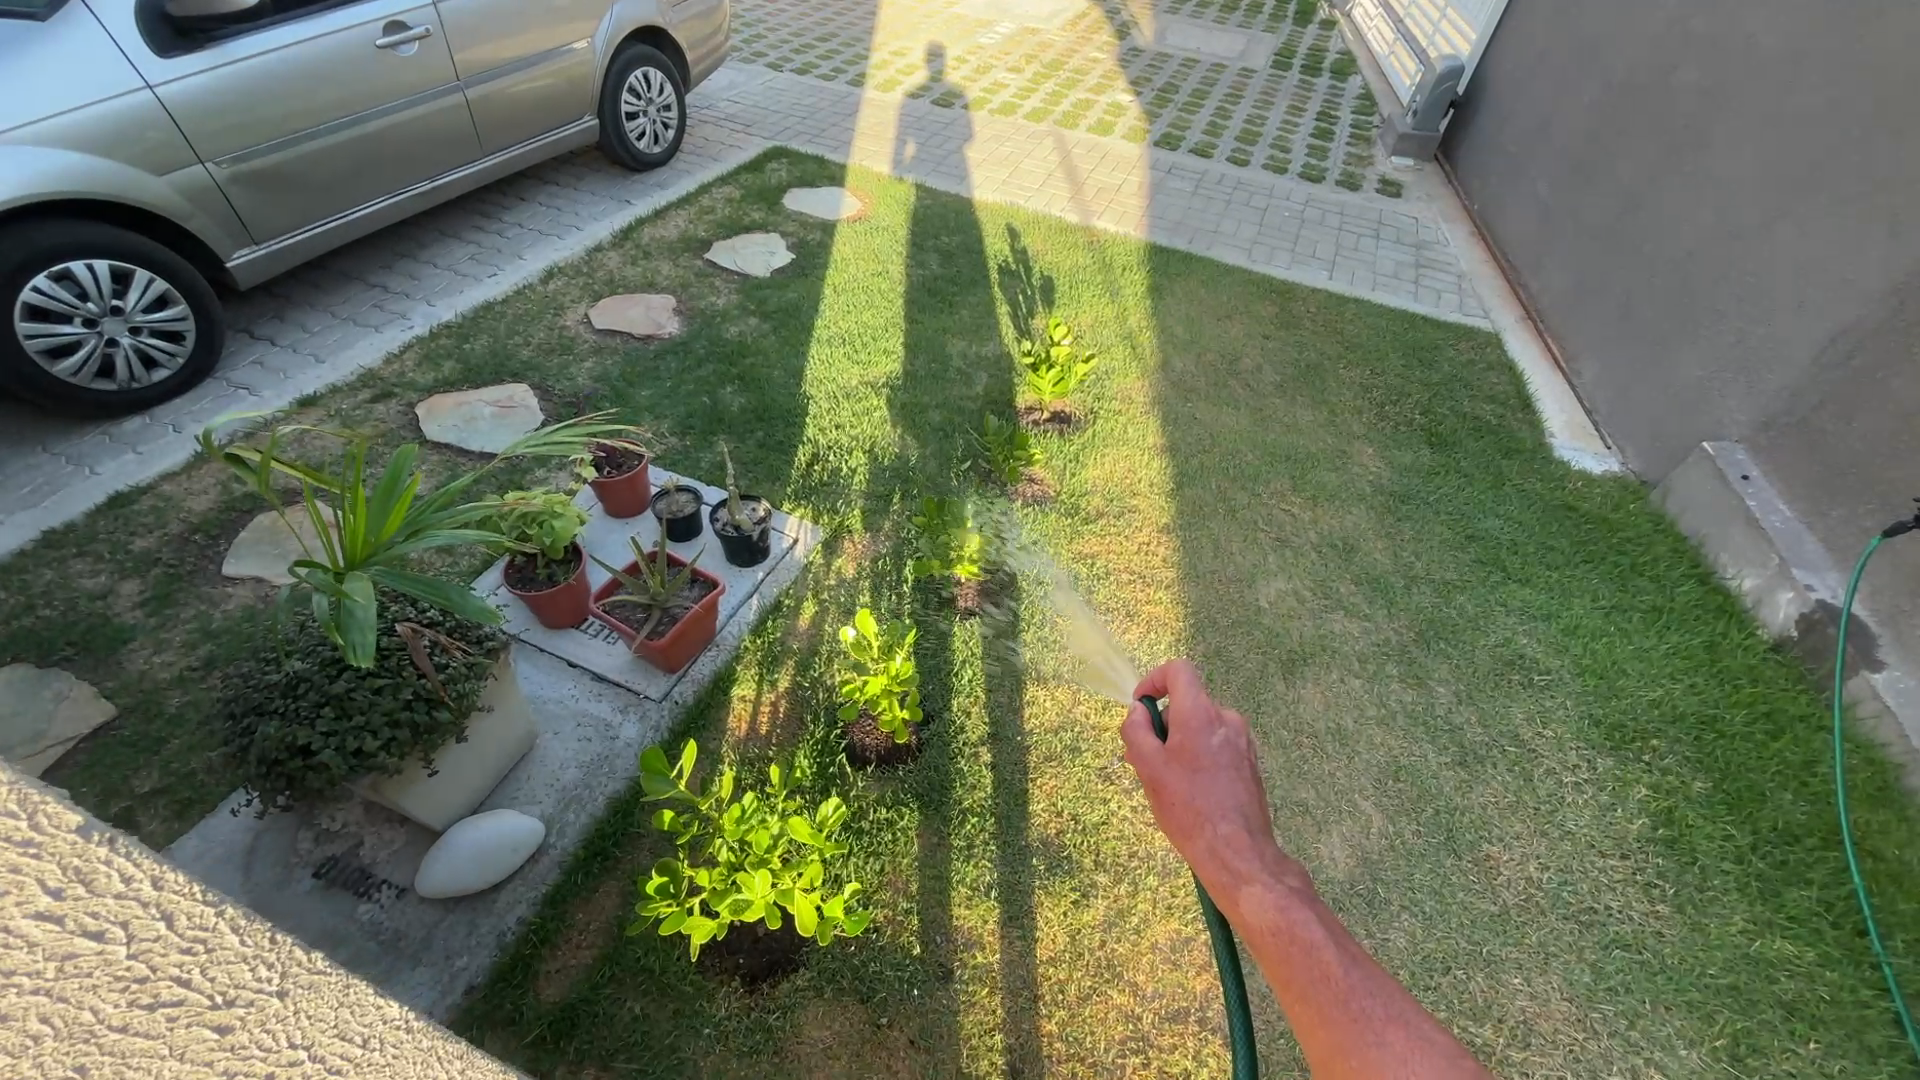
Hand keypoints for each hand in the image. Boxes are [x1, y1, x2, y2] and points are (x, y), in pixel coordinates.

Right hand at [1122, 660, 1299, 913]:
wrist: (1238, 853)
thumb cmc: (1187, 808)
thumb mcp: (1148, 768)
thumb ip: (1136, 730)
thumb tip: (1139, 711)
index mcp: (1200, 713)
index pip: (1178, 670)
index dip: (1153, 680)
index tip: (1140, 709)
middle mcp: (1226, 718)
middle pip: (1187, 703)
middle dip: (1163, 724)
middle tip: (1145, 760)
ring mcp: (1243, 741)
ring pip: (1201, 726)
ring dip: (1180, 743)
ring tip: (1168, 782)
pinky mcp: (1250, 762)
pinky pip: (1216, 744)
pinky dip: (1199, 756)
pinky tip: (1192, 791)